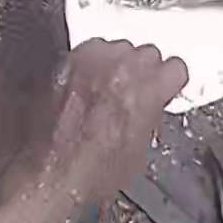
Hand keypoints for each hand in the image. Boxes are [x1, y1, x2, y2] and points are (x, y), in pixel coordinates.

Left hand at [10, 39, 188, 211]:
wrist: (46, 174)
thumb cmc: (90, 172)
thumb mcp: (139, 152)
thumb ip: (152, 115)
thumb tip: (152, 104)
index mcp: (149, 90)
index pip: (176, 67)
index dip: (169, 81)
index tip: (164, 87)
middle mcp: (125, 68)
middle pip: (148, 53)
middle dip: (143, 71)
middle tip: (132, 92)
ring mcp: (96, 59)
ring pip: (120, 47)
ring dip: (117, 64)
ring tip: (105, 89)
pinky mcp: (71, 59)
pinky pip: (92, 50)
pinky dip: (92, 63)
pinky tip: (85, 85)